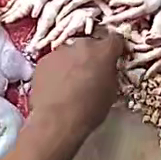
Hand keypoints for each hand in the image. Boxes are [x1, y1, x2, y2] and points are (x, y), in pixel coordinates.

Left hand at [25, 29, 120, 145]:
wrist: (58, 119)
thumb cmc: (91, 108)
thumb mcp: (112, 91)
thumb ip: (110, 73)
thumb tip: (106, 69)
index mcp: (103, 51)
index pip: (115, 40)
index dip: (117, 49)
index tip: (117, 57)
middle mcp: (81, 45)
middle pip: (91, 45)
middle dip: (93, 56)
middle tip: (93, 72)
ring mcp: (60, 52)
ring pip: (71, 53)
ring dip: (75, 62)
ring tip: (72, 81)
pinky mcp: (43, 61)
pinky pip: (56, 62)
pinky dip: (59, 69)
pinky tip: (58, 85)